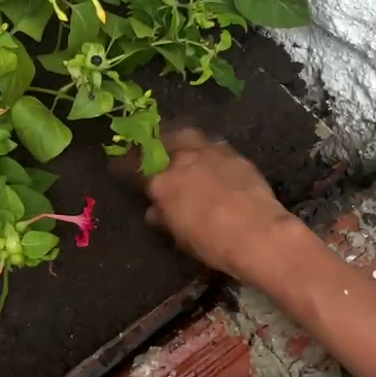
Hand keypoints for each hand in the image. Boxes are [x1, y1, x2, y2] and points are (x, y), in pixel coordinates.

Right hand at [138, 126, 311, 283]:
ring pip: (186, 133)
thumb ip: (164, 217)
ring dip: (178, 137)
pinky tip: (209, 155)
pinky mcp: (232, 153)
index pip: (133, 168)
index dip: (123, 166)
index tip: (117, 166)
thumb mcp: (181, 236)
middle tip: (152, 147)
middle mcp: (181, 160)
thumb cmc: (213, 243)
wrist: (258, 233)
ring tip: (178, 143)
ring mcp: (208, 152)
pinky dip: (205, 146)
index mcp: (162, 182)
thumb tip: (153, 210)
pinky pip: (212, 142)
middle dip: (152, 142)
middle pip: (160, 140)